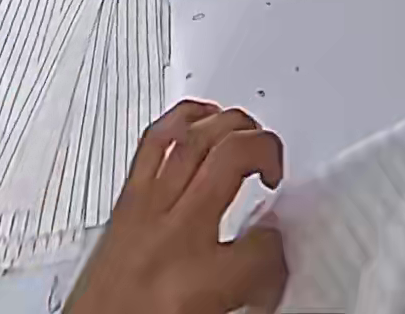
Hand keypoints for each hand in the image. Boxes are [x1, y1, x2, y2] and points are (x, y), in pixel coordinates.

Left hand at [66, 101, 286, 313]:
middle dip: (266, 150)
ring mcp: (145, 209)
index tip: (274, 260)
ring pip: (196, 136)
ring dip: (232, 124)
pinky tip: (204, 119)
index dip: (279, 253)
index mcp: (195, 286)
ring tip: (249, 134)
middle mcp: (171, 235)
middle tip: (274, 171)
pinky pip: (155, 139)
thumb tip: (270, 253)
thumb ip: (241, 287)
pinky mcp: (124, 200)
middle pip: (232, 157)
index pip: (263, 250)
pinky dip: (185, 117)